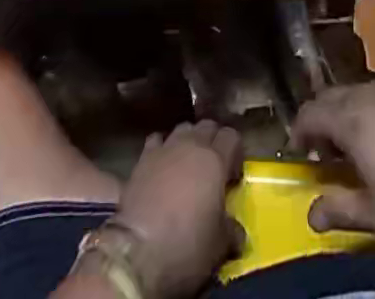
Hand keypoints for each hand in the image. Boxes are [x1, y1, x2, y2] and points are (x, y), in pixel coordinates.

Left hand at [112, 121, 243, 298]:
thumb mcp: (221, 243)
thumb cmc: (188, 243)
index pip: (232, 136)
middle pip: (206, 126)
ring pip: (182, 128)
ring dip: (189, 141)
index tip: (233, 177)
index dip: (236, 153)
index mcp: (215, 160)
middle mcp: (189, 144)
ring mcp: (163, 147)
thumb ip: (232, 228)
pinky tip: (163, 166)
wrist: (138, 247)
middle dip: (213, 141)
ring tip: (189, 165)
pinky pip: (158, 140)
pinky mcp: (142, 156)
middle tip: (214, 169)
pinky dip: (164, 148)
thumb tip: (235, 228)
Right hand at [290, 82, 374, 242]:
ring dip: (343, 112)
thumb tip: (310, 217)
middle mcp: (362, 96)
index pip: (307, 115)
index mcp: (346, 119)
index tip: (299, 154)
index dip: (298, 133)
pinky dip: (368, 109)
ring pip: (353, 93)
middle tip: (324, 151)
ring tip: (354, 144)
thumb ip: (339, 210)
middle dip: (319, 119)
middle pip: (327, 98)